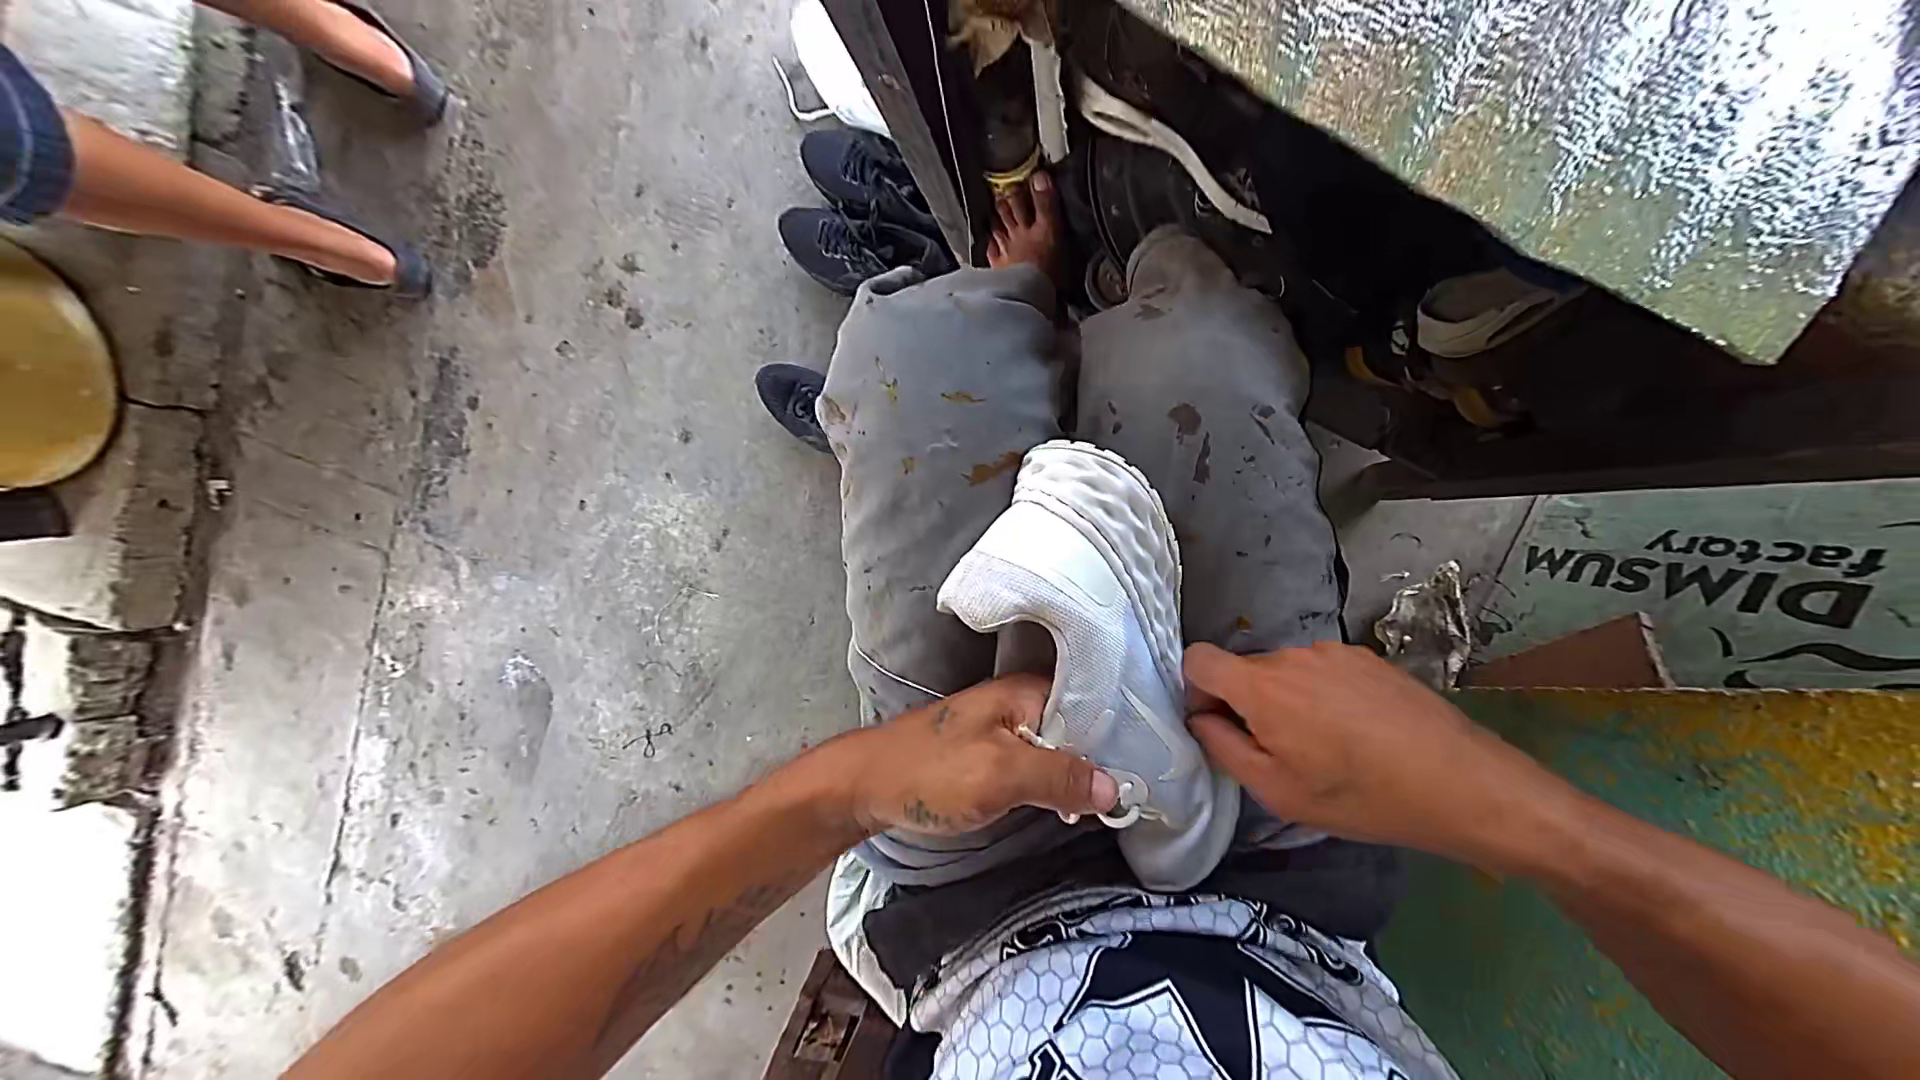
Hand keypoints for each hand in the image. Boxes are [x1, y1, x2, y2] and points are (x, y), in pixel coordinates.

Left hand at [845, 674, 1118, 834]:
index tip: (1157, 770)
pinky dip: (1059, 783)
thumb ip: (1058, 775)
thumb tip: (1116, 788)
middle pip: (1080, 729)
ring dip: (1083, 775)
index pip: (1093, 706)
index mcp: (1026, 692)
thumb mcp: (999, 774)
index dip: (1124, 735)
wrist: (866, 787)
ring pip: (1060, 749)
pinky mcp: (995, 754)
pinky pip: (1040, 765)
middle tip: (1144, 794)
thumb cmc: (929, 773)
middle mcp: (1021, 703)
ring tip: (1122, 803)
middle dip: (1107, 758)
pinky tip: (1079, 804)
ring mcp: (1007, 729)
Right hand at [1183, 641, 1576, 869]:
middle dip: (1244, 703)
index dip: (1195, 691)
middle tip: (1280, 750)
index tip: (1219, 725)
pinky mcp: (1366, 657)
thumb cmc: (1364, 797)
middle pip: (1241, 668)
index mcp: (1262, 686)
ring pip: (1282, 671)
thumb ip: (1222, 747)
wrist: (1470, 787)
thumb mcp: (1278, 791)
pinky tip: (1356, 731)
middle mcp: (1292, 655)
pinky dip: (1319, 694)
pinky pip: (1319, 669)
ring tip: (1326, 744)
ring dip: (1284, 699)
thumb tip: (1201, 718)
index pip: (1197, 659)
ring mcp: (1333, 651)